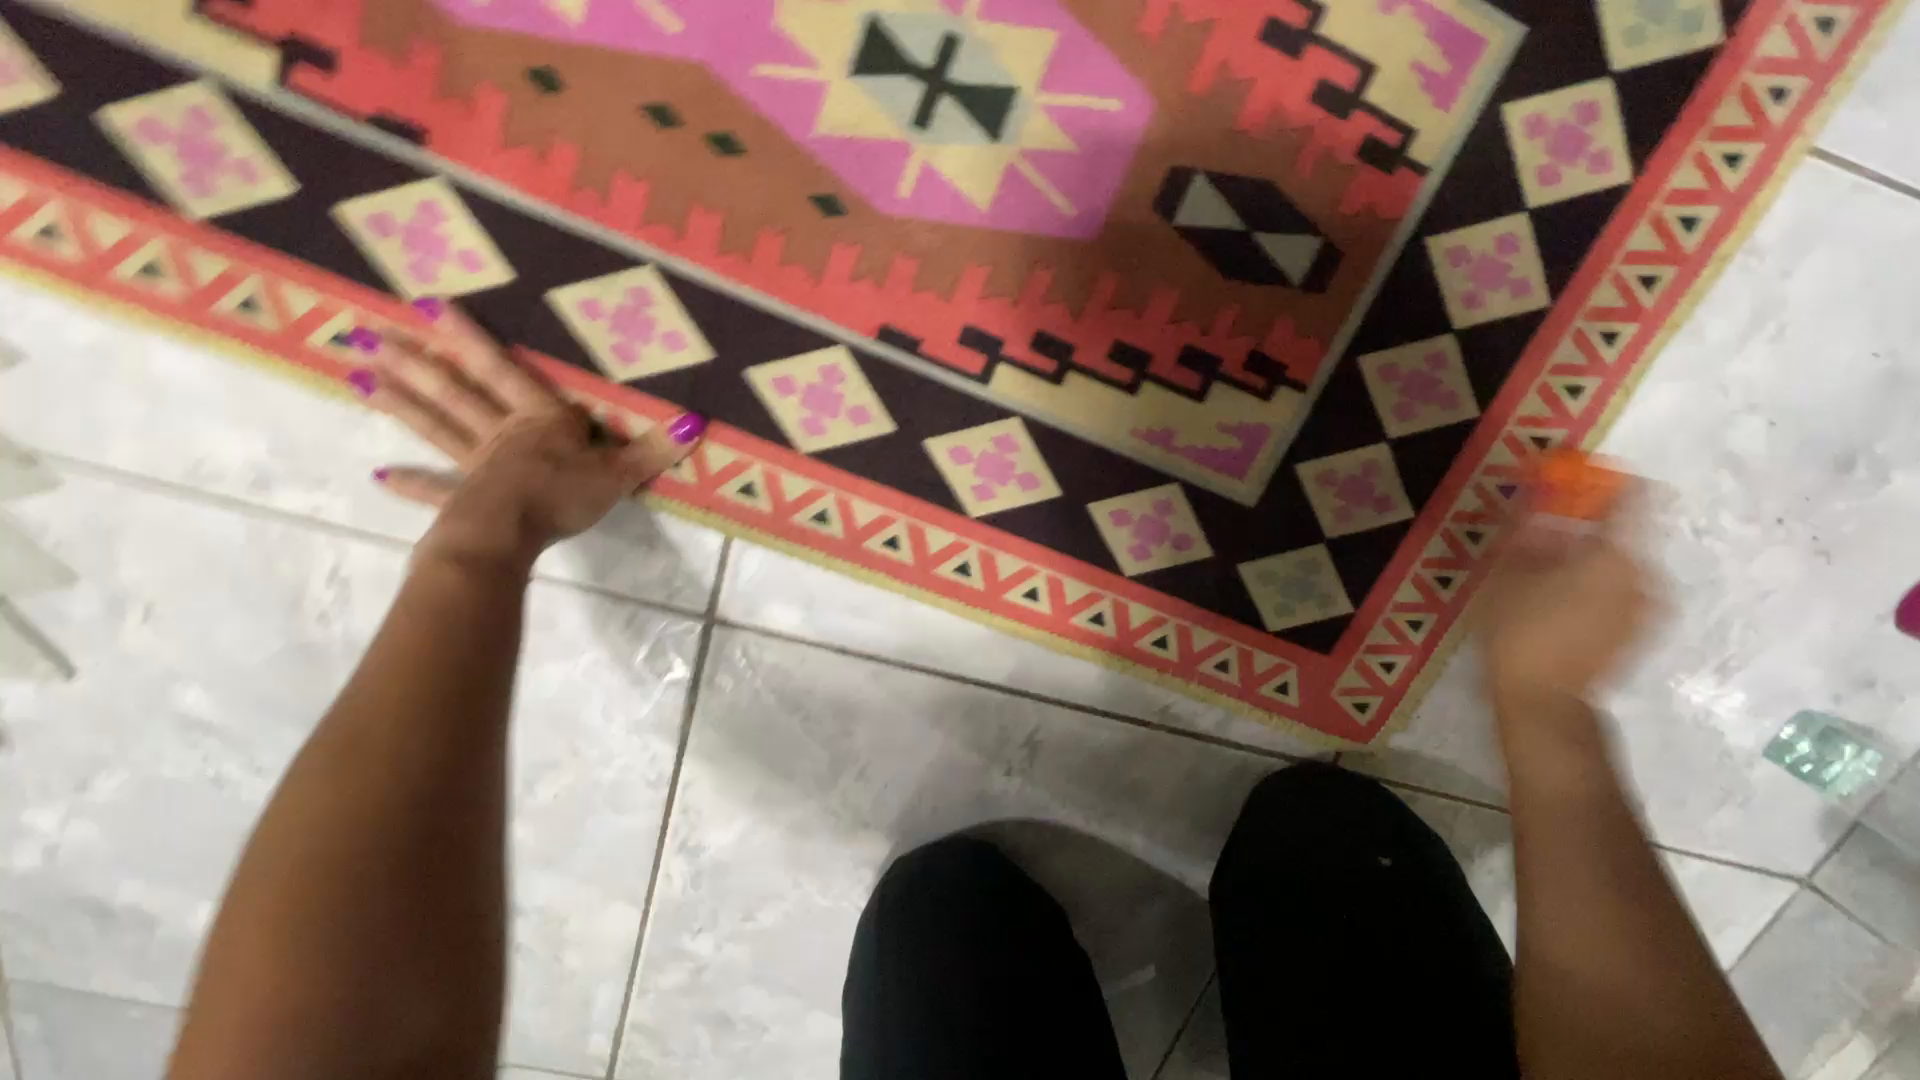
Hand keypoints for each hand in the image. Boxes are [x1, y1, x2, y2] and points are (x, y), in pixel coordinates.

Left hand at [348, 298, 705, 570]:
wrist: (511, 536)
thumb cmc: (563, 496)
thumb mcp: (619, 472)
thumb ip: (652, 449)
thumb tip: (696, 422)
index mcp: (538, 421)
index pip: (502, 370)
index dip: (470, 338)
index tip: (427, 304)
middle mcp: (501, 435)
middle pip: (456, 394)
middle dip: (417, 364)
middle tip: (367, 335)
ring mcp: (477, 467)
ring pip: (437, 428)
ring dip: (401, 404)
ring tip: (358, 376)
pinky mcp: (465, 501)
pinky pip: (437, 489)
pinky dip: (413, 483)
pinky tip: (381, 476)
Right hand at [1475, 491, 1659, 715]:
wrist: (1543, 699)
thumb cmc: (1518, 630)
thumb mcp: (1506, 572)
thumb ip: (1526, 528)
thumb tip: (1538, 492)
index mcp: (1616, 553)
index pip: (1634, 496)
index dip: (1607, 482)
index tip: (1578, 481)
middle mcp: (1646, 574)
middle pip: (1621, 535)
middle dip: (1583, 533)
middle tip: (1539, 546)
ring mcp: (1649, 606)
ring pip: (1618, 566)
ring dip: (1586, 563)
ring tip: (1543, 584)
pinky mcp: (1642, 632)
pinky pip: (1620, 593)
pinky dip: (1594, 590)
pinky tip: (1558, 610)